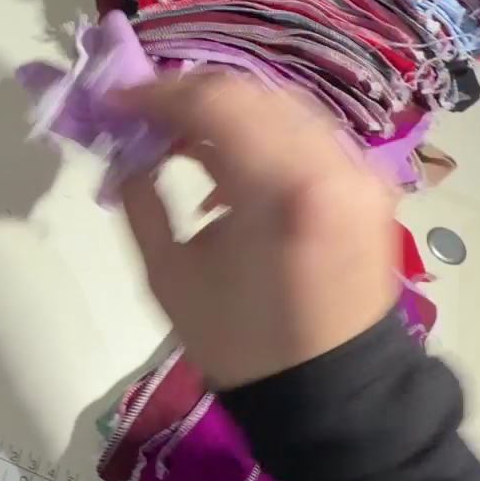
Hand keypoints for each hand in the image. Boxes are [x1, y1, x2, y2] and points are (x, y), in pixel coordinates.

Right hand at [116, 73, 400, 389]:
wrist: (330, 389)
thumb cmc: (239, 342)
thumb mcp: (168, 274)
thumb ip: (140, 196)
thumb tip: (125, 150)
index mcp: (278, 191)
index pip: (210, 102)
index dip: (153, 95)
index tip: (113, 103)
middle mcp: (330, 164)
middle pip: (246, 91)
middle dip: (184, 96)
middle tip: (140, 118)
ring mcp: (357, 169)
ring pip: (276, 103)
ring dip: (220, 110)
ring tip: (176, 139)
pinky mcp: (366, 182)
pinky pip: (302, 131)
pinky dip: (257, 132)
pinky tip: (227, 168)